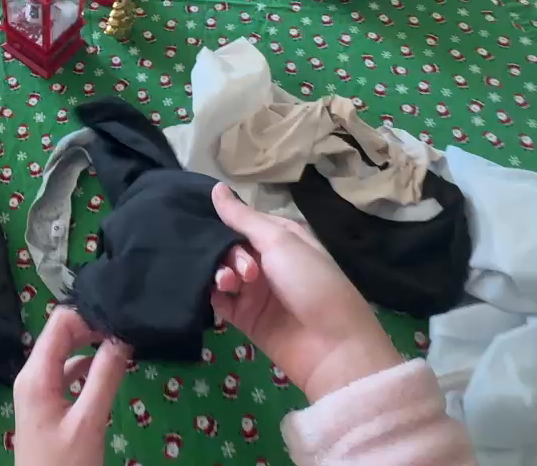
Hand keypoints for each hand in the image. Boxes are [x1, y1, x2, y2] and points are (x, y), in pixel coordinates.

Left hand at [12, 307, 133, 465]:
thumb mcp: (88, 423)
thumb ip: (104, 377)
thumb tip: (121, 336)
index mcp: (36, 373)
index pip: (60, 322)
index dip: (88, 315)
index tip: (118, 320)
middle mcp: (32, 375)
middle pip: (60, 335)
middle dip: (90, 328)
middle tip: (123, 331)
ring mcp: (36, 391)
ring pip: (63, 354)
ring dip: (89, 348)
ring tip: (120, 346)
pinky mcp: (45, 406)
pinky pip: (64, 374)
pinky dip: (84, 368)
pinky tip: (106, 372)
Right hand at [209, 183, 402, 402]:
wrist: (332, 349)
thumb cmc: (312, 283)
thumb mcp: (280, 242)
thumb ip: (243, 217)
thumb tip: (216, 186)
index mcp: (280, 239)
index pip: (242, 221)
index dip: (224, 219)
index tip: (204, 216)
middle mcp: (265, 261)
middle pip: (229, 245)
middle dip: (227, 251)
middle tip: (243, 269)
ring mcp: (254, 291)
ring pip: (221, 269)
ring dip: (220, 271)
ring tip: (231, 282)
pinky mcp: (244, 317)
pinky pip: (219, 299)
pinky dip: (212, 291)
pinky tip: (215, 289)